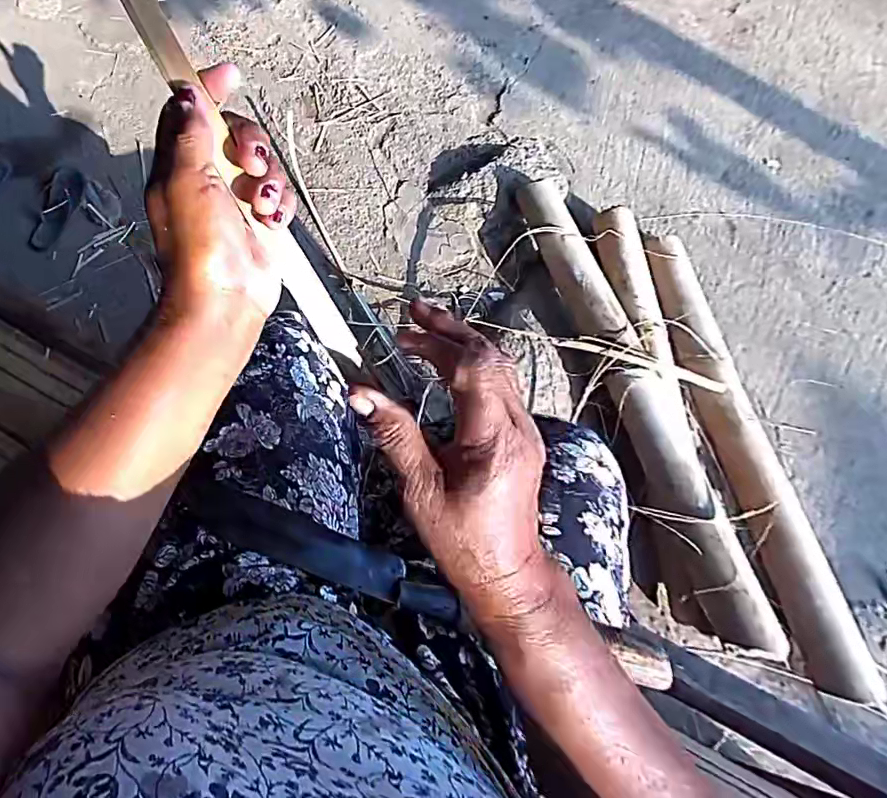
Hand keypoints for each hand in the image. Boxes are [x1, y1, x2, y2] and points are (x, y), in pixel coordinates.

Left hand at [146, 62, 297, 330]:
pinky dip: (280, 204)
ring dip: (269, 180)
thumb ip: (190, 135)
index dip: (207, 88)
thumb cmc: (199, 246)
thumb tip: (188, 95)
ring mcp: (233, 198)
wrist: (225, 298)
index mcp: (178, 165)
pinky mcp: (258, 217)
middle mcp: (204, 177)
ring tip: (261, 205)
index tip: (229, 74)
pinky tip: (271, 221)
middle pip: (234, 133)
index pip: (189, 112)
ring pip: (262, 162)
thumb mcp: (187, 182)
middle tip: (251, 163)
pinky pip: (278, 193)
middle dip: (250, 142)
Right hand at [349, 302, 555, 621]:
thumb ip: (395, 435)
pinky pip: (503, 383)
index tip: (403, 335)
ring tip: (430, 326)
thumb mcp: (421, 490)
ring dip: (465, 342)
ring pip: (501, 367)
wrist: (511, 574)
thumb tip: (361, 395)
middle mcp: (517, 427)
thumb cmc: (465, 541)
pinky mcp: (523, 436)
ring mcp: (526, 430)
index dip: (437, 343)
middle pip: (491, 358)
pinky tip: (450, 362)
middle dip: (451, 330)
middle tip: (416, 312)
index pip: (473, 368)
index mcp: (493, 438)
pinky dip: (474, 362)